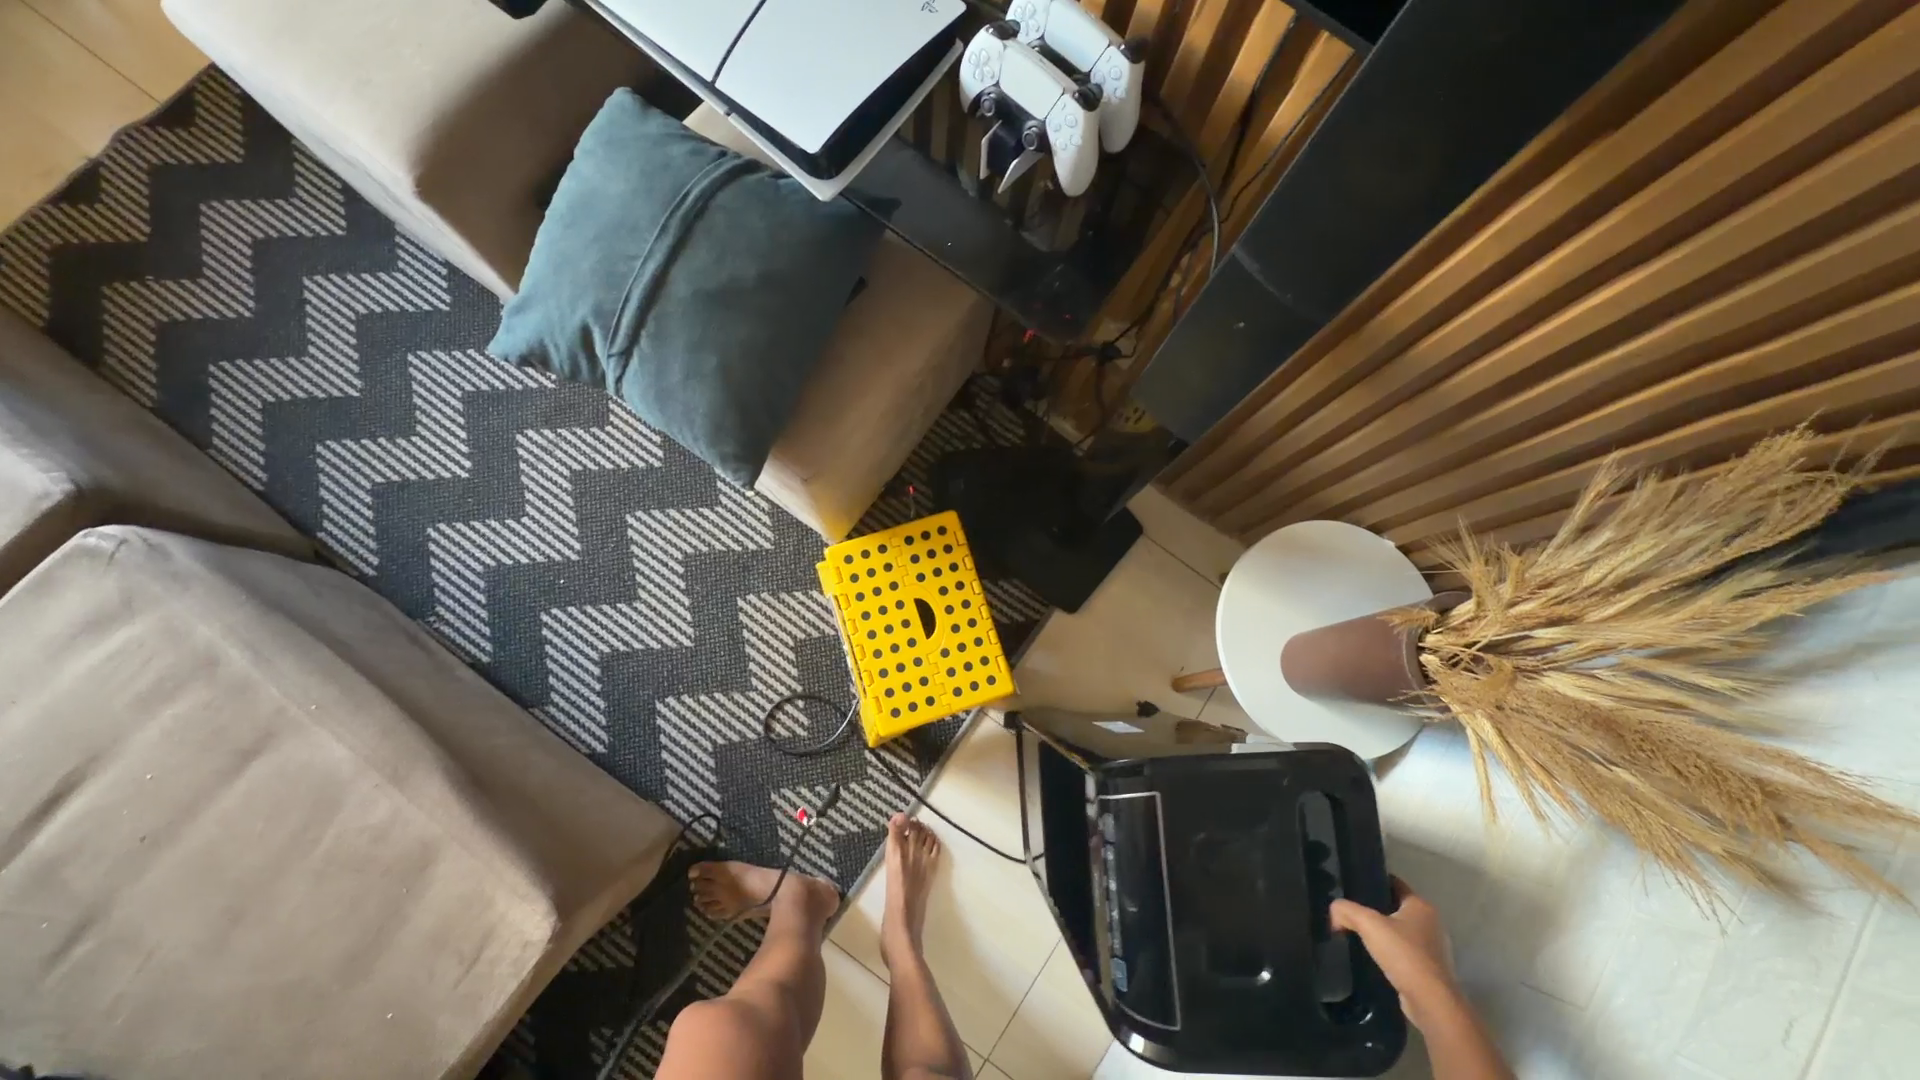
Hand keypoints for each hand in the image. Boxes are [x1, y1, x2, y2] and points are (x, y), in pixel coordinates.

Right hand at [1330, 876, 1459, 1030]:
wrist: (1430, 1001)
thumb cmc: (1404, 954)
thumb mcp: (1368, 924)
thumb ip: (1346, 910)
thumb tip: (1334, 912)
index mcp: (1421, 905)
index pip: (1393, 883)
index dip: (1372, 882)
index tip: (1351, 886)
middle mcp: (1431, 923)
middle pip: (1395, 908)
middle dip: (1374, 910)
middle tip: (1349, 912)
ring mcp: (1433, 948)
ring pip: (1400, 931)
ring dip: (1382, 933)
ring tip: (1357, 935)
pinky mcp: (1429, 969)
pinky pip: (1404, 952)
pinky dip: (1390, 953)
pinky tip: (1372, 958)